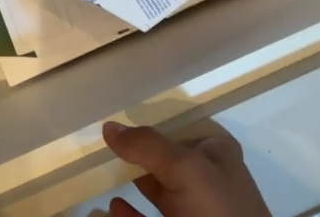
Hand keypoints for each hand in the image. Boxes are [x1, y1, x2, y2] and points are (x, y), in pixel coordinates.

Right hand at [101, 122, 270, 216]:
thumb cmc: (218, 211)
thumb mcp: (185, 168)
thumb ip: (147, 145)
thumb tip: (109, 127)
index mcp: (216, 152)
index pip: (178, 124)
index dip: (149, 118)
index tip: (117, 112)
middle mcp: (207, 179)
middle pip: (164, 157)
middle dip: (135, 151)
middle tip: (101, 141)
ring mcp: (196, 212)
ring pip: (158, 191)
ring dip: (132, 181)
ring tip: (100, 171)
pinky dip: (132, 214)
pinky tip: (114, 207)